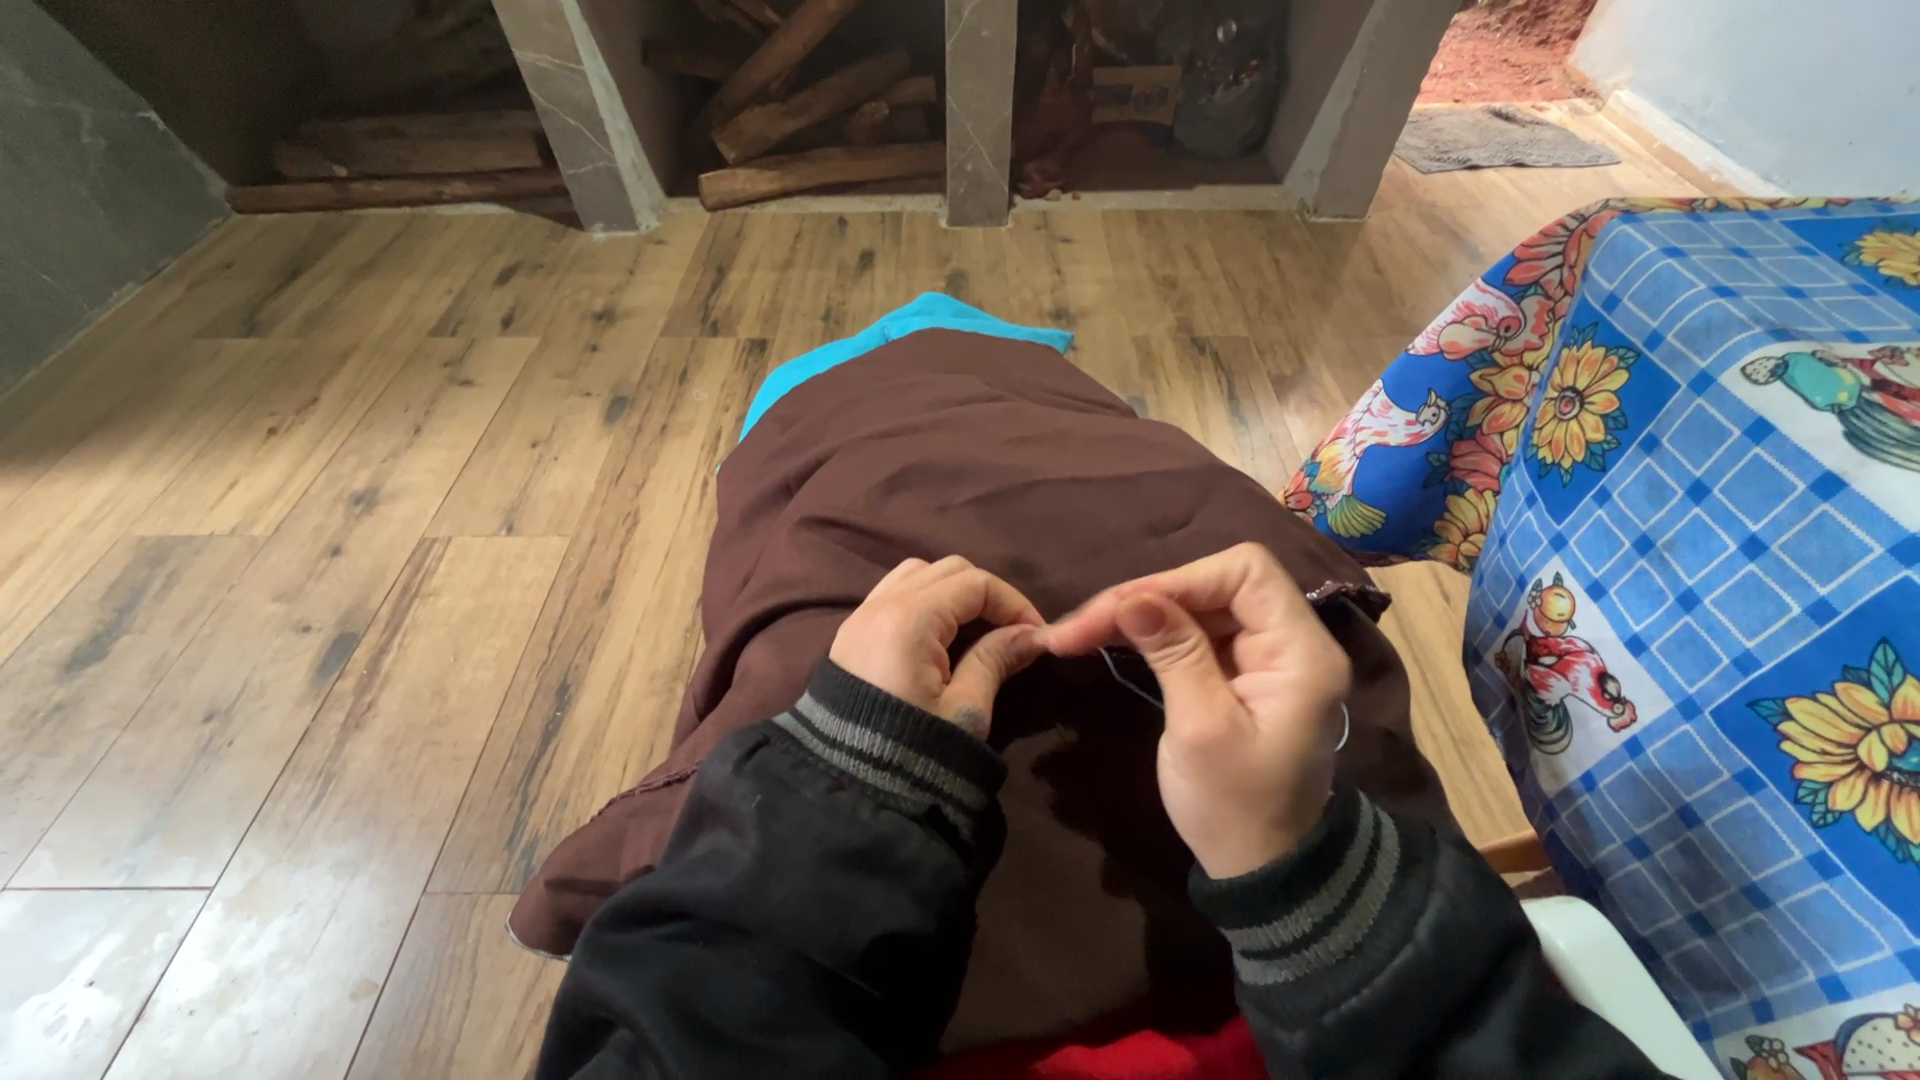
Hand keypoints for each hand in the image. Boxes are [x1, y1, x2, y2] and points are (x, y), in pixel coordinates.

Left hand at [830, 556, 1046, 739]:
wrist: (846, 788)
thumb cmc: (911, 751)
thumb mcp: (965, 711)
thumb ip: (996, 660)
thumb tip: (1031, 634)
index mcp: (910, 619)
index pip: (975, 584)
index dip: (1013, 602)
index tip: (1035, 633)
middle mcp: (881, 604)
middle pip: (947, 569)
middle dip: (986, 593)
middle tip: (1010, 630)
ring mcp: (860, 616)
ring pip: (917, 574)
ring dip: (953, 591)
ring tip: (976, 628)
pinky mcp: (851, 633)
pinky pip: (893, 592)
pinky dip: (924, 599)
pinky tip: (940, 633)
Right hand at [1040, 543, 1350, 878]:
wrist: (1262, 870)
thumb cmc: (1235, 807)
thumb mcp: (1201, 729)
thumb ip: (1175, 653)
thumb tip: (1133, 597)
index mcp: (1300, 652)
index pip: (1245, 572)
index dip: (1181, 579)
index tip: (1123, 608)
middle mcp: (1290, 642)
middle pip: (1216, 585)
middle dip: (1146, 597)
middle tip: (1079, 625)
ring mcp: (1265, 657)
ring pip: (1198, 606)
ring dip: (1139, 614)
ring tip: (1078, 633)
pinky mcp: (1241, 673)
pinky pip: (1195, 633)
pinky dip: (1152, 634)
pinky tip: (1109, 640)